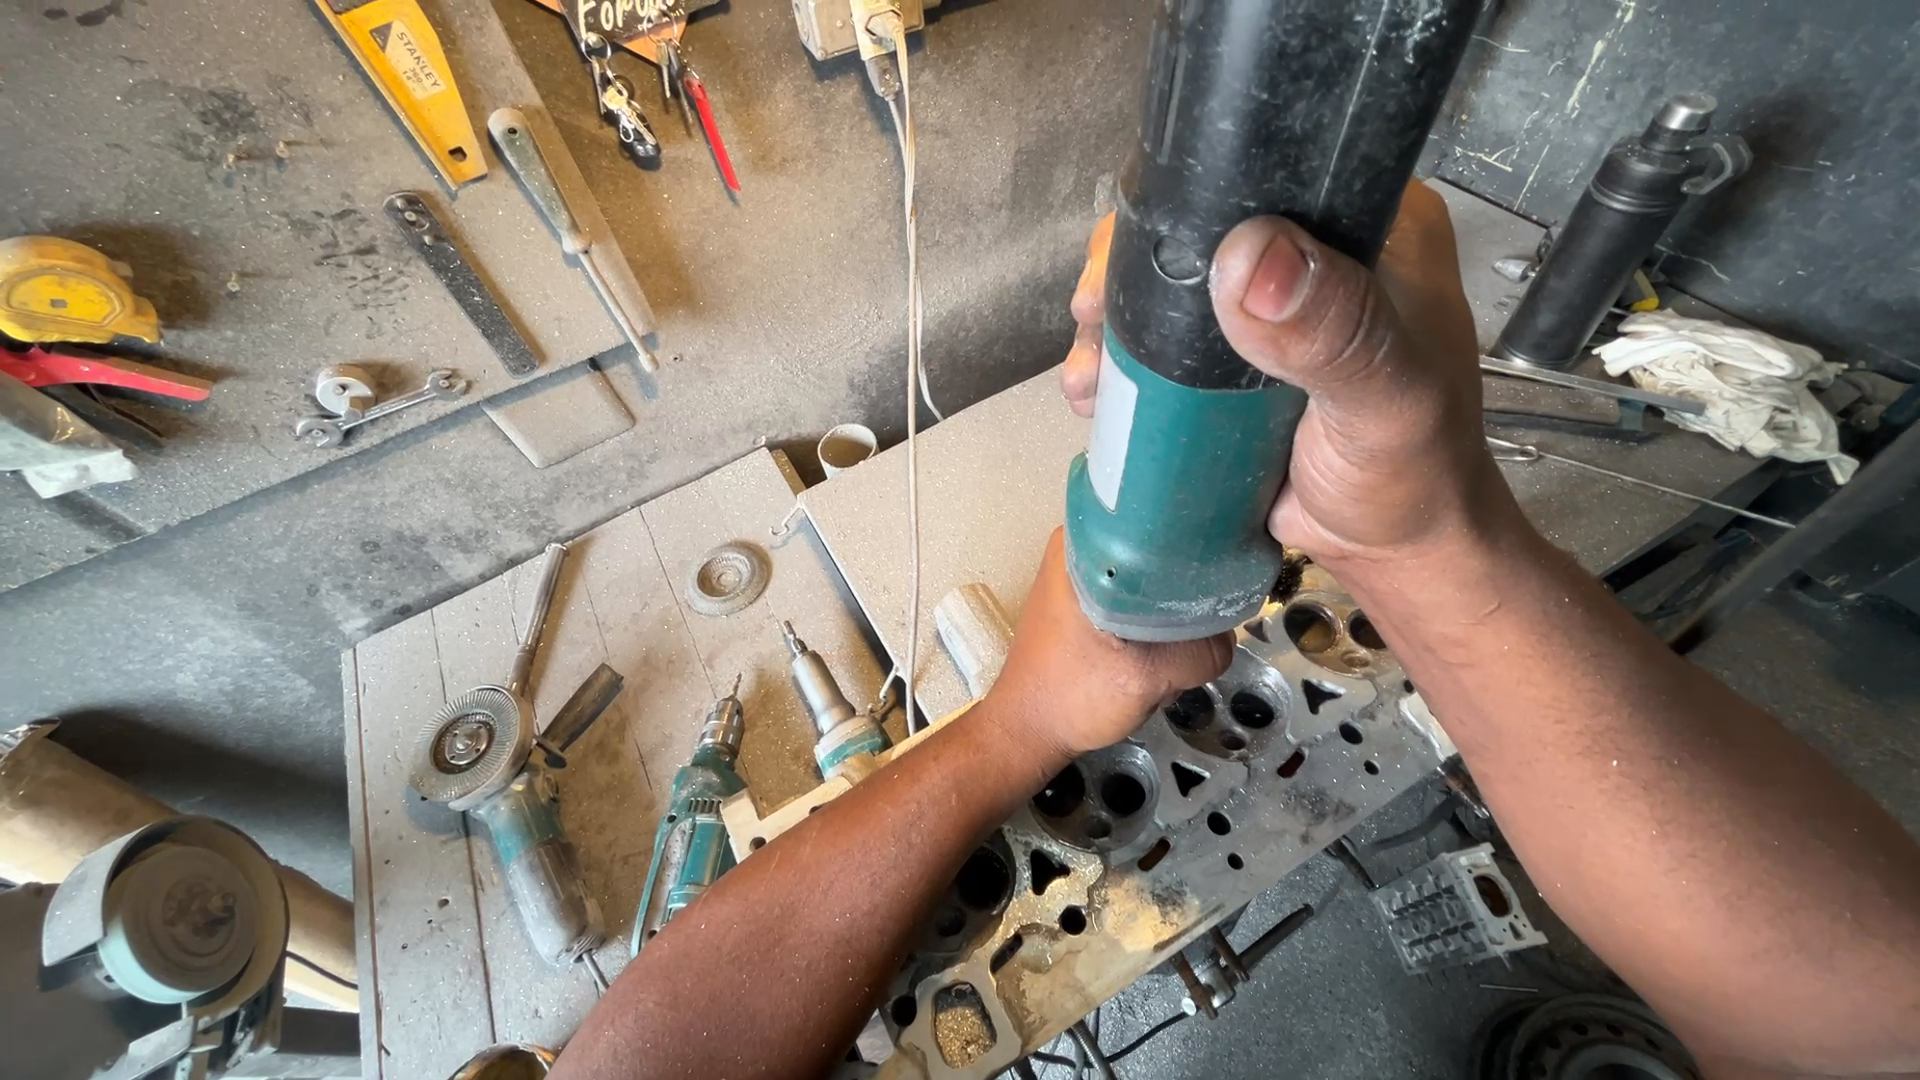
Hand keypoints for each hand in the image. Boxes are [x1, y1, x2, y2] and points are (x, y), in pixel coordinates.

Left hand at [983, 528, 1230, 762]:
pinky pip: (1143, 595)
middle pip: (1162, 545)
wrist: (1029, 728)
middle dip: (1190, 580)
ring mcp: (1088, 571)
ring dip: (1175, 608)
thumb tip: (1225, 633)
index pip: (1159, 514)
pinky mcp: (1094, 598)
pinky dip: (1159, 619)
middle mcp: (1083, 543)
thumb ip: (1199, 652)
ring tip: (1183, 636)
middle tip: (1210, 611)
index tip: (1232, 558)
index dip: (1200, 534)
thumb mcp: (1144, 677)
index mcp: (1083, 540)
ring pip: (1156, 575)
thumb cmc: (1070, 696)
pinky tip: (1164, 644)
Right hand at [1061, 182, 1516, 569]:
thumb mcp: (1384, 397)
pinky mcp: (1222, 370)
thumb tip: (1249, 260)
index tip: (1127, 256)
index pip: (1264, 178)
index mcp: (1363, 227)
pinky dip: (1118, 370)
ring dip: (1109, 331)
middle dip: (1125, 278)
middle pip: (1192, 239)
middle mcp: (1303, 258)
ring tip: (1086, 378)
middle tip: (1090, 317)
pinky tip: (1093, 396)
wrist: (1385, 546)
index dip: (1186, 205)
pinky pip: (1159, 353)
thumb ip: (1332, 332)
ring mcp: (1256, 318)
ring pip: (1163, 299)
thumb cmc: (1407, 471)